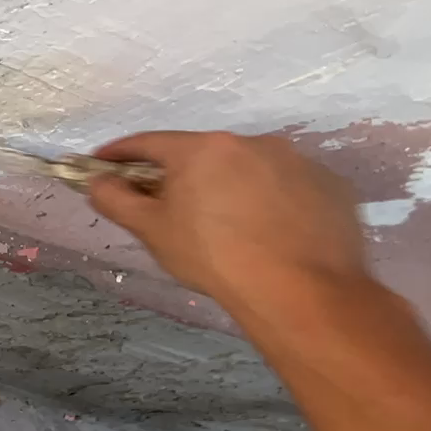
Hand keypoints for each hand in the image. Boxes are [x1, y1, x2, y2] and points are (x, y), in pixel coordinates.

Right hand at [87, 131, 369, 316]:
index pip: (147, 142)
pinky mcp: (330, 185)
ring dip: (220, 184)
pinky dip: (261, 197)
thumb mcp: (147, 227)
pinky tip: (257, 227)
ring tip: (213, 219)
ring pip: (242, 167)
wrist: (301, 288)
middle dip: (173, 173)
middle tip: (158, 203)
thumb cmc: (210, 254)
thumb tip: (99, 180)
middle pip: (198, 154)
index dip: (117, 153)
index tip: (99, 165)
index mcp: (202, 149)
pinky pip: (281, 184)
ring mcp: (297, 162)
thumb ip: (113, 197)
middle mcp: (252, 144)